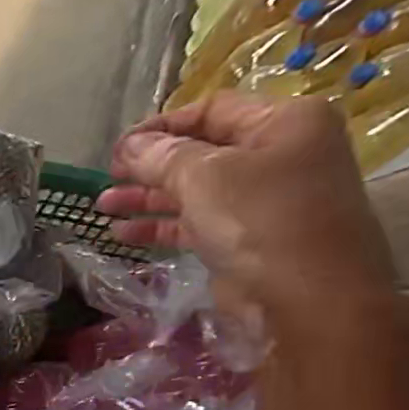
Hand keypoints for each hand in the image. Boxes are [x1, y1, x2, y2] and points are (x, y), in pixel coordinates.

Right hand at [97, 93, 399, 332]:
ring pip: (194, 191)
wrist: (305, 300)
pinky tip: (123, 234)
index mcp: (283, 122)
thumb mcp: (205, 177)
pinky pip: (196, 224)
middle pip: (201, 151)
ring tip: (103, 206)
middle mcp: (278, 155)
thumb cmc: (261, 222)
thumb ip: (162, 157)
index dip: (161, 126)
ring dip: (147, 198)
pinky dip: (161, 227)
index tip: (119, 147)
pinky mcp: (246, 241)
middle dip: (149, 165)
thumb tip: (130, 145)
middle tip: (107, 176)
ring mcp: (263, 201)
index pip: (212, 109)